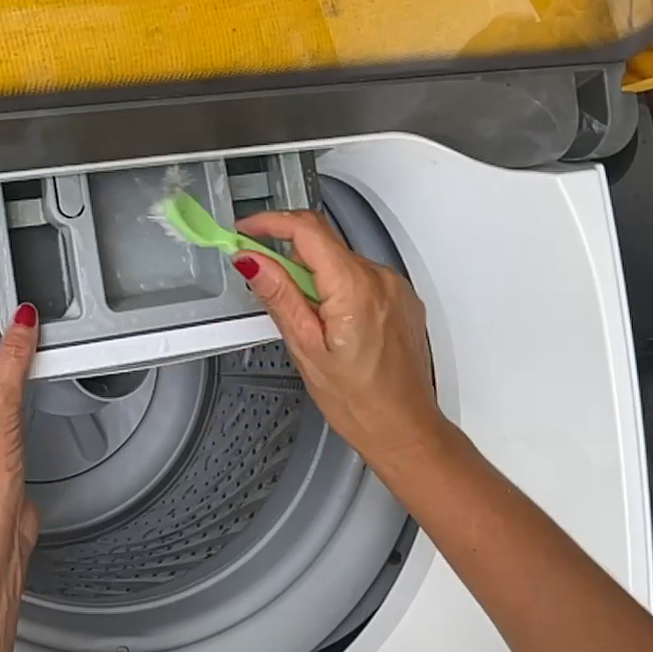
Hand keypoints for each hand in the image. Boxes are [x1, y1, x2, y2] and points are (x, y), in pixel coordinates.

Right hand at [233, 210, 446, 468]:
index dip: (270, 222)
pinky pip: (359, 276)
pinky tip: (331, 324)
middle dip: (288, 256)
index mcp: (355, 287)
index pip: (307, 229)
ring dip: (313, 276)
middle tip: (264, 284)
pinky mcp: (400, 298)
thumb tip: (251, 260)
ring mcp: (394, 286)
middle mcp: (380, 278)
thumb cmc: (359, 401)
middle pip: (322, 243)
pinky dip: (336, 286)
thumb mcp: (305, 347)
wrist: (405, 429)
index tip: (246, 229)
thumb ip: (278, 295)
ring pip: (339, 260)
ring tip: (306, 322)